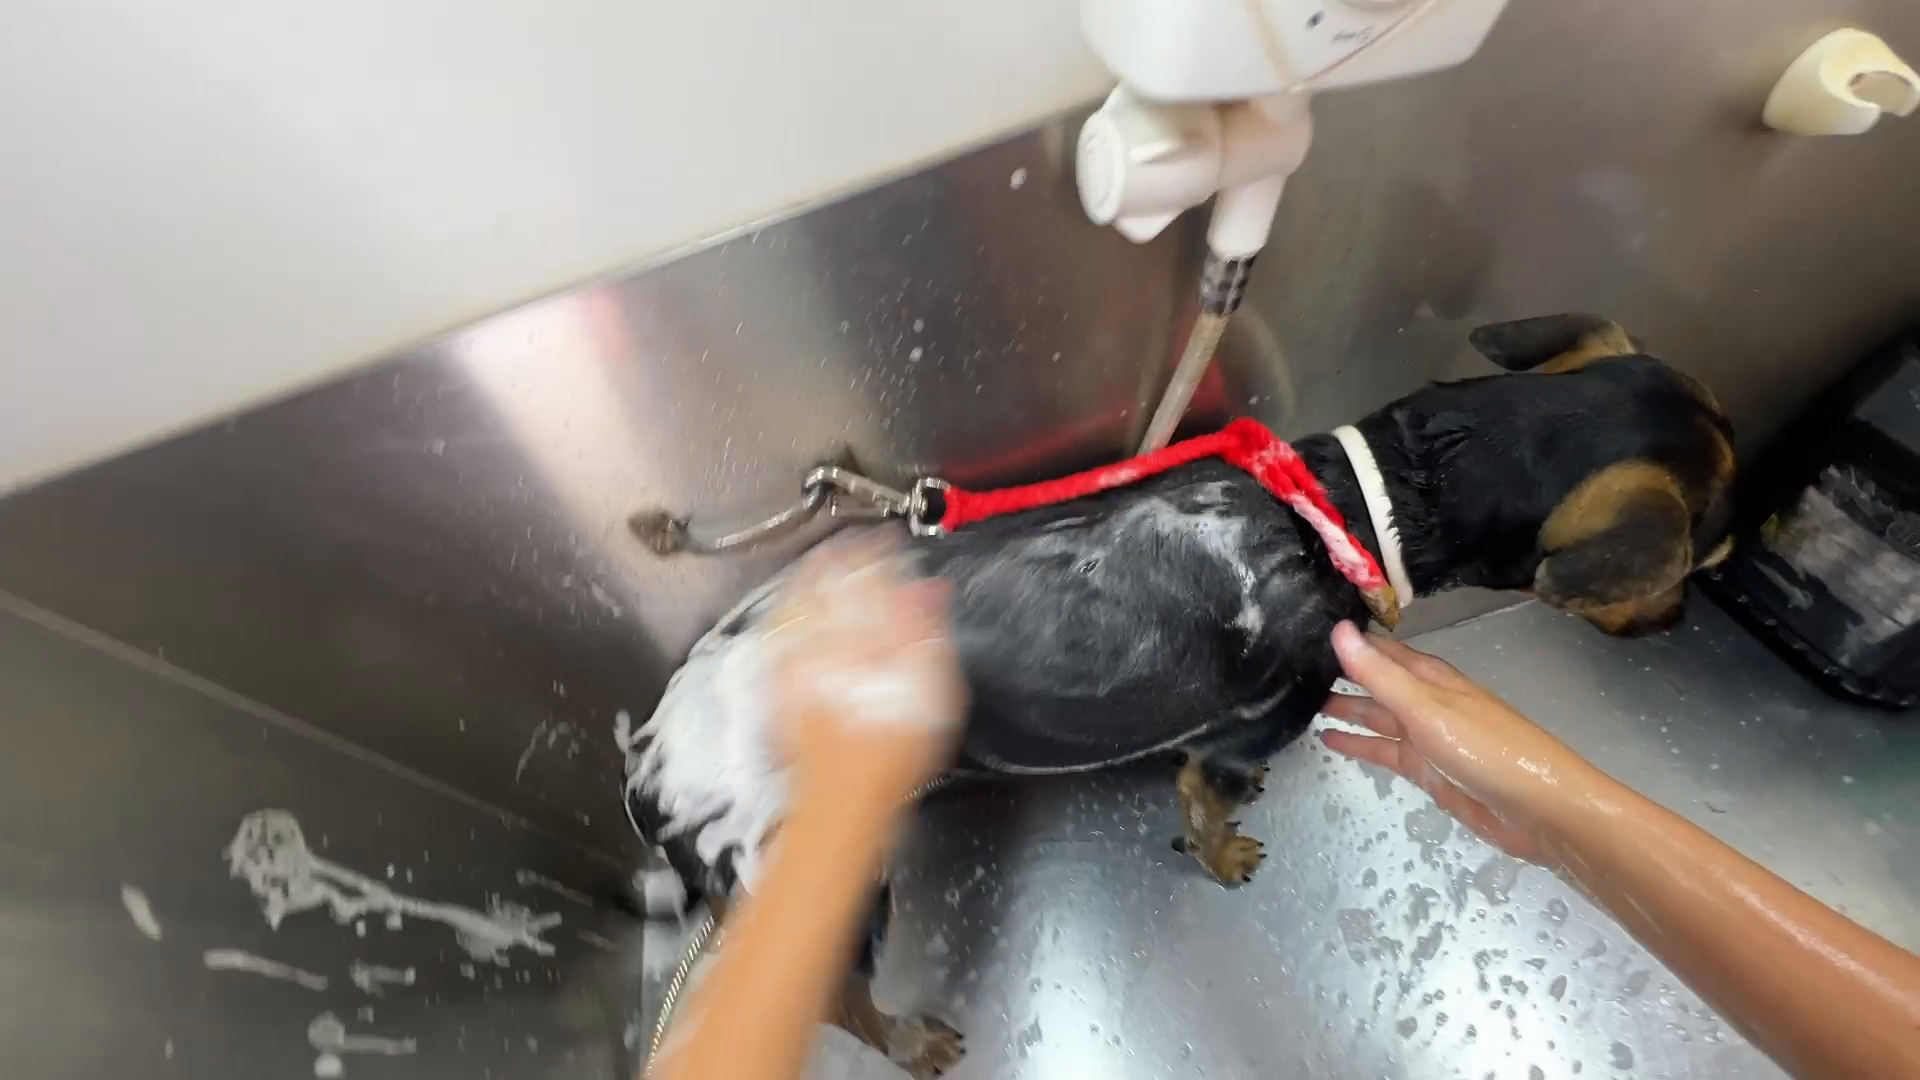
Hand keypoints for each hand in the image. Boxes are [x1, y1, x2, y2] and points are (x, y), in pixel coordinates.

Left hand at [766, 529, 966, 812]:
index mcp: (859, 638)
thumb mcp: (931, 692)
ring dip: (813, 576)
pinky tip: (798, 602)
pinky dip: (792, 608)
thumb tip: (927, 589)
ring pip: (799, 602)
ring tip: (826, 559)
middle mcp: (821, 641)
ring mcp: (794, 661)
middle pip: (825, 585)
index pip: (866, 579)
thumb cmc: (893, 751)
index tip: (886, 538)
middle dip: (839, 558)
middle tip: (853, 540)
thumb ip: (928, 635)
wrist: (841, 800)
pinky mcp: (779, 682)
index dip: (877, 553)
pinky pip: (782, 629)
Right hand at [1318, 621, 1603, 865]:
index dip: (1344, 639)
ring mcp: (1423, 735)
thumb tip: (1338, 628)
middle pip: (1372, 680)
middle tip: (1289, 668)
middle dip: (1336, 673)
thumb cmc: (1486, 750)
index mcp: (1427, 676)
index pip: (1377, 648)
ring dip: (1342, 708)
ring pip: (1372, 714)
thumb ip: (1378, 673)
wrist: (1544, 813)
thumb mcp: (1425, 707)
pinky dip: (1355, 743)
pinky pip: (1380, 749)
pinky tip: (1327, 740)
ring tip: (1298, 702)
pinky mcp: (1424, 768)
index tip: (1302, 631)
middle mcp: (1423, 700)